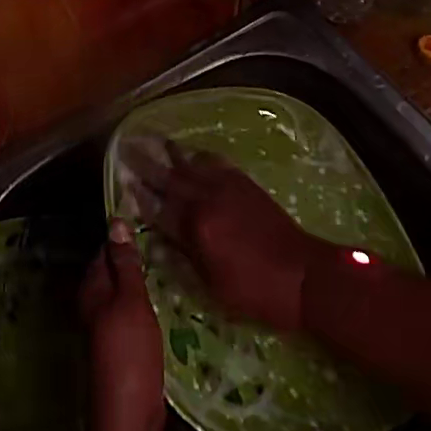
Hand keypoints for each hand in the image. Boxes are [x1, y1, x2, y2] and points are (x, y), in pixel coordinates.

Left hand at [81, 220, 165, 430]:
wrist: (129, 410)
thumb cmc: (128, 350)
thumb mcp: (131, 301)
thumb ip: (125, 264)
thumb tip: (116, 221)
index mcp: (91, 285)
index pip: (105, 248)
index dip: (124, 235)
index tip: (149, 221)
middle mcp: (94, 299)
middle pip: (114, 269)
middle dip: (136, 258)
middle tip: (167, 243)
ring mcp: (106, 322)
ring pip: (125, 291)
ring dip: (143, 282)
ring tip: (172, 268)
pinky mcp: (120, 343)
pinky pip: (132, 312)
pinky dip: (147, 304)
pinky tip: (166, 304)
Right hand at [125, 139, 331, 333]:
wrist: (307, 277)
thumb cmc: (258, 292)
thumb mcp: (214, 290)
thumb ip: (183, 263)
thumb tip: (159, 246)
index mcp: (193, 229)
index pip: (156, 208)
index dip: (137, 195)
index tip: (122, 181)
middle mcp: (203, 201)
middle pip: (166, 177)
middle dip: (143, 162)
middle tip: (125, 146)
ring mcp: (224, 188)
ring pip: (189, 163)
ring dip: (168, 151)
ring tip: (152, 138)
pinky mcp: (243, 183)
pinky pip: (214, 161)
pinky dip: (199, 155)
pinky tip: (193, 152)